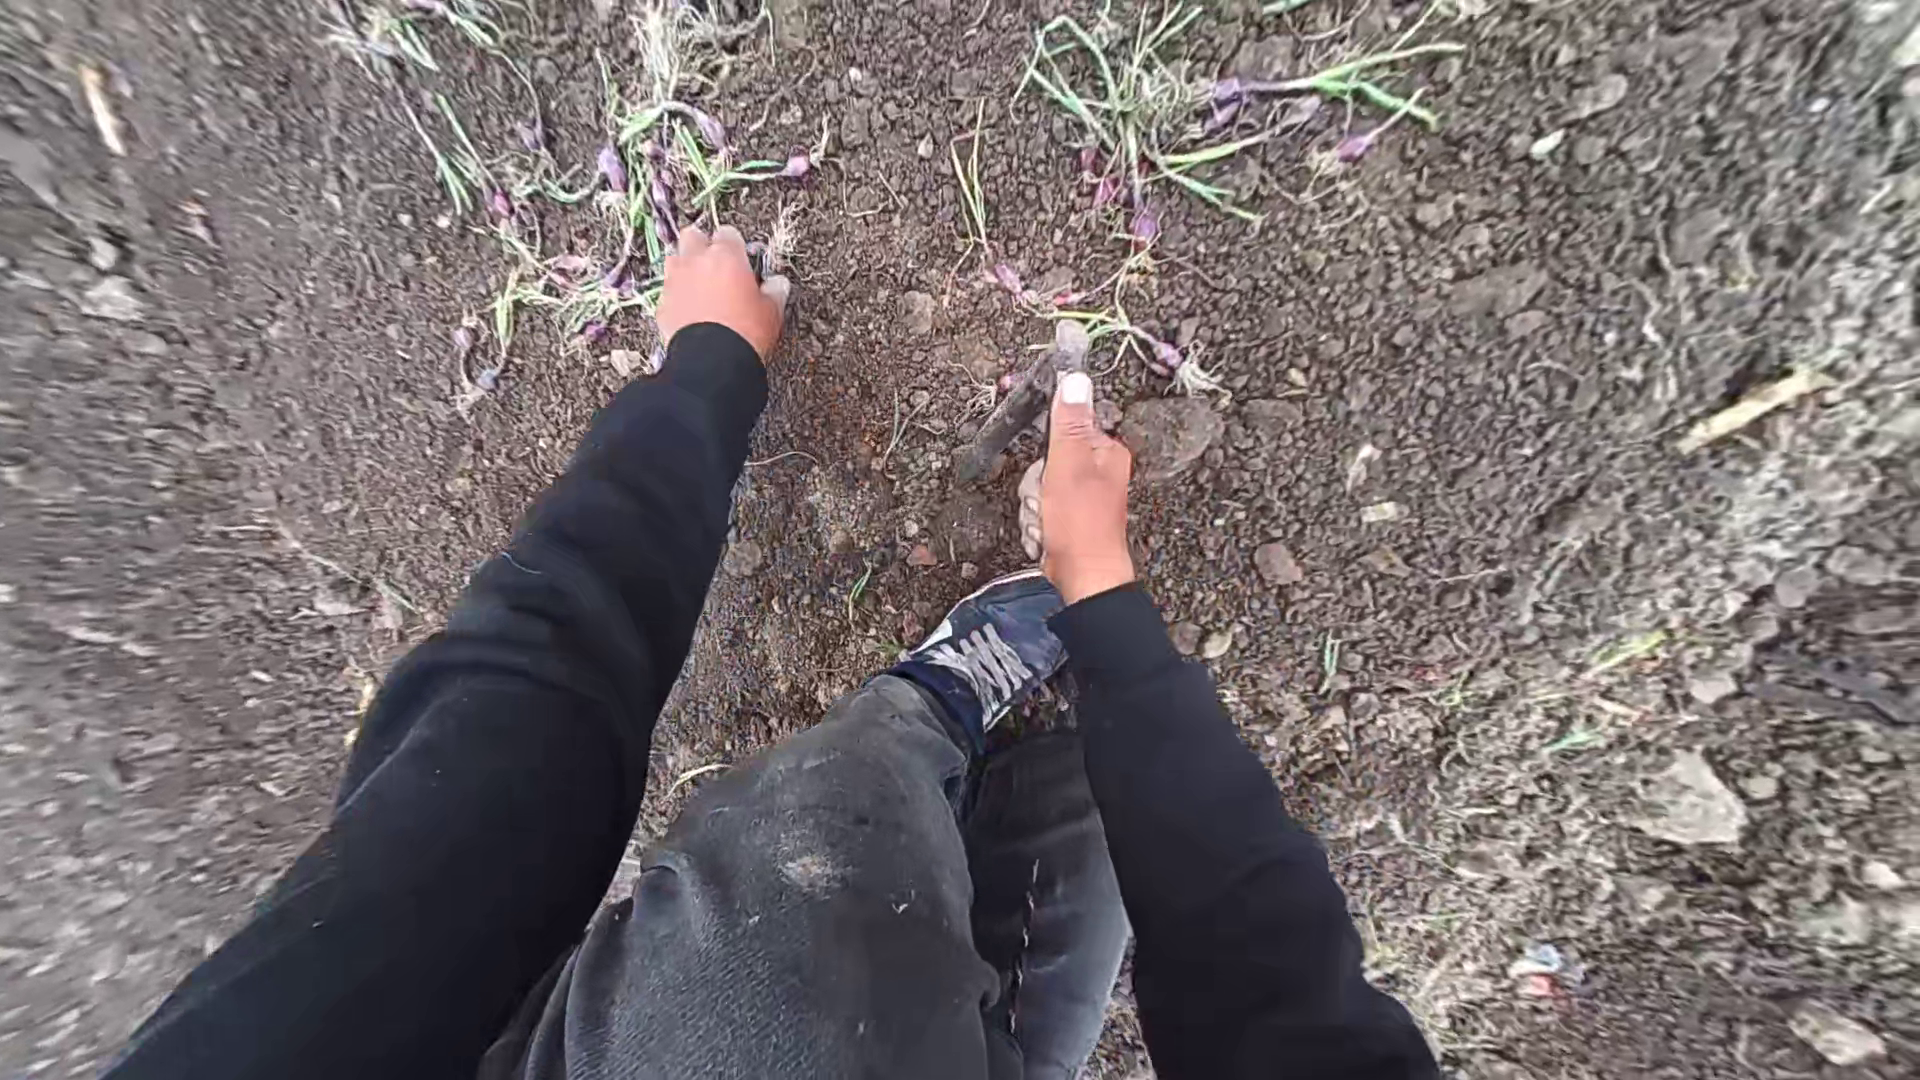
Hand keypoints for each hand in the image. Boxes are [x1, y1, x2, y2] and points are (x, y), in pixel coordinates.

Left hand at [656, 225, 790, 361]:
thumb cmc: (746, 333)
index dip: (737, 248)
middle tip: (717, 269)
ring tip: (703, 291)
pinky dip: (678, 298)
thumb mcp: (772, 312)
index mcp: (726, 257)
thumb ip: (775, 292)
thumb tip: (778, 284)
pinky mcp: (663, 304)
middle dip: (703, 247)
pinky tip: (692, 314)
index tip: (743, 263)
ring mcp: (675, 281)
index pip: (729, 234)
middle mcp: (696, 261)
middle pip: (693, 236)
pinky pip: (669, 292)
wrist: (714, 362)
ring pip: (675, 260)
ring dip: (687, 269)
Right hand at [1040, 371, 1134, 603]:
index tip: (1047, 469)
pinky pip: (1038, 508)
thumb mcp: (1069, 464)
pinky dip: (1037, 522)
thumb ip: (1069, 423)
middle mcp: (1095, 471)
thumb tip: (1075, 378)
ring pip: (1038, 487)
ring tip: (1047, 521)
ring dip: (1034, 506)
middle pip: (1045, 461)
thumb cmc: (1080, 523)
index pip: (1063, 430)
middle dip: (1037, 485)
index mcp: (1105, 452)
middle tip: (1047, 499)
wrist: (1082, 575)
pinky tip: (1046, 533)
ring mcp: (1080, 496)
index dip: (1047, 450)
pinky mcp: (1067, 517)